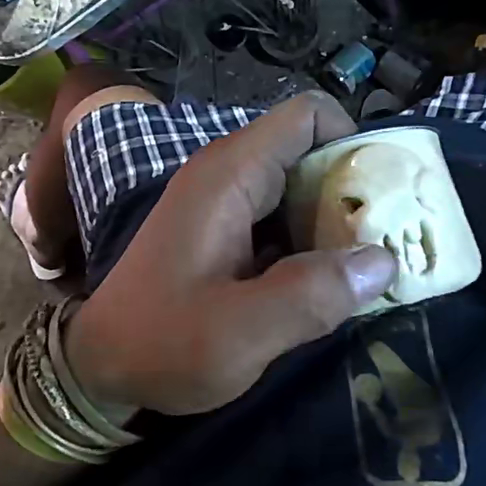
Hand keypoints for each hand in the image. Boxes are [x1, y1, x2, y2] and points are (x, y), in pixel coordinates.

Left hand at [63, 93, 398, 415]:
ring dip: (335, 229)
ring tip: (364, 278)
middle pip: (310, 155)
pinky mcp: (220, 238)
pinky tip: (325, 290)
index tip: (385, 202)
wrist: (99, 368)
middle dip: (355, 196)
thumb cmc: (160, 345)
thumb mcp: (240, 332)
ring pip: (298, 194)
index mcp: (228, 177)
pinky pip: (279, 225)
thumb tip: (383, 262)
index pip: (308, 117)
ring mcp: (220, 209)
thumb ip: (312, 295)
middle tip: (386, 252)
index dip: (357, 144)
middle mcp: (225, 178)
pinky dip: (309, 249)